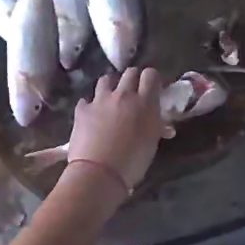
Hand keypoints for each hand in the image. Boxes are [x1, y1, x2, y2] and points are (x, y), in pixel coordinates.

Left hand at [66, 67, 166, 194]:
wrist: (99, 172)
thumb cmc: (132, 162)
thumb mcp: (151, 143)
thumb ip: (155, 127)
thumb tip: (163, 126)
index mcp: (145, 103)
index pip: (150, 75)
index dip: (151, 79)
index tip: (151, 88)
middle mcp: (123, 95)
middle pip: (129, 72)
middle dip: (132, 79)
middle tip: (132, 92)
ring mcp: (100, 100)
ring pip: (106, 79)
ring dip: (110, 86)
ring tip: (110, 98)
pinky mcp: (82, 109)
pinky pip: (86, 100)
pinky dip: (90, 105)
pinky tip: (90, 115)